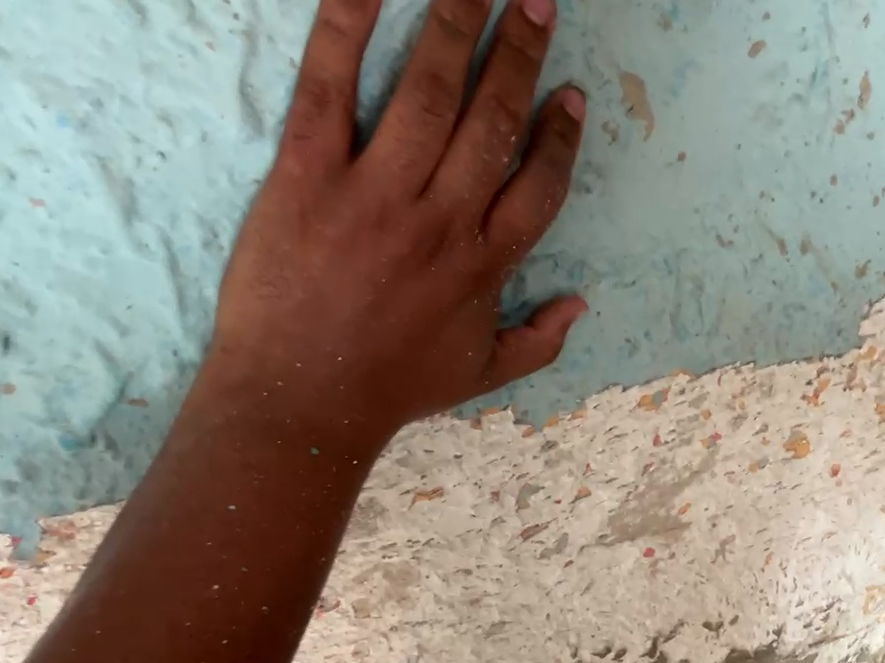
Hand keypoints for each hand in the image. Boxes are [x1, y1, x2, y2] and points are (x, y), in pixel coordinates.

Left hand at [195, 0, 587, 458]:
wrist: (302, 401)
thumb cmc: (393, 387)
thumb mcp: (481, 375)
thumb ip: (539, 342)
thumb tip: (581, 305)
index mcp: (484, 266)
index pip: (538, 185)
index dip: (559, 136)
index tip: (570, 95)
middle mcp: (441, 220)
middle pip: (492, 121)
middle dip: (520, 54)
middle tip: (539, 1)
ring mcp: (375, 194)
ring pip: (427, 92)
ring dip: (456, 23)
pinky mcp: (307, 176)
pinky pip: (329, 87)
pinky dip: (347, 26)